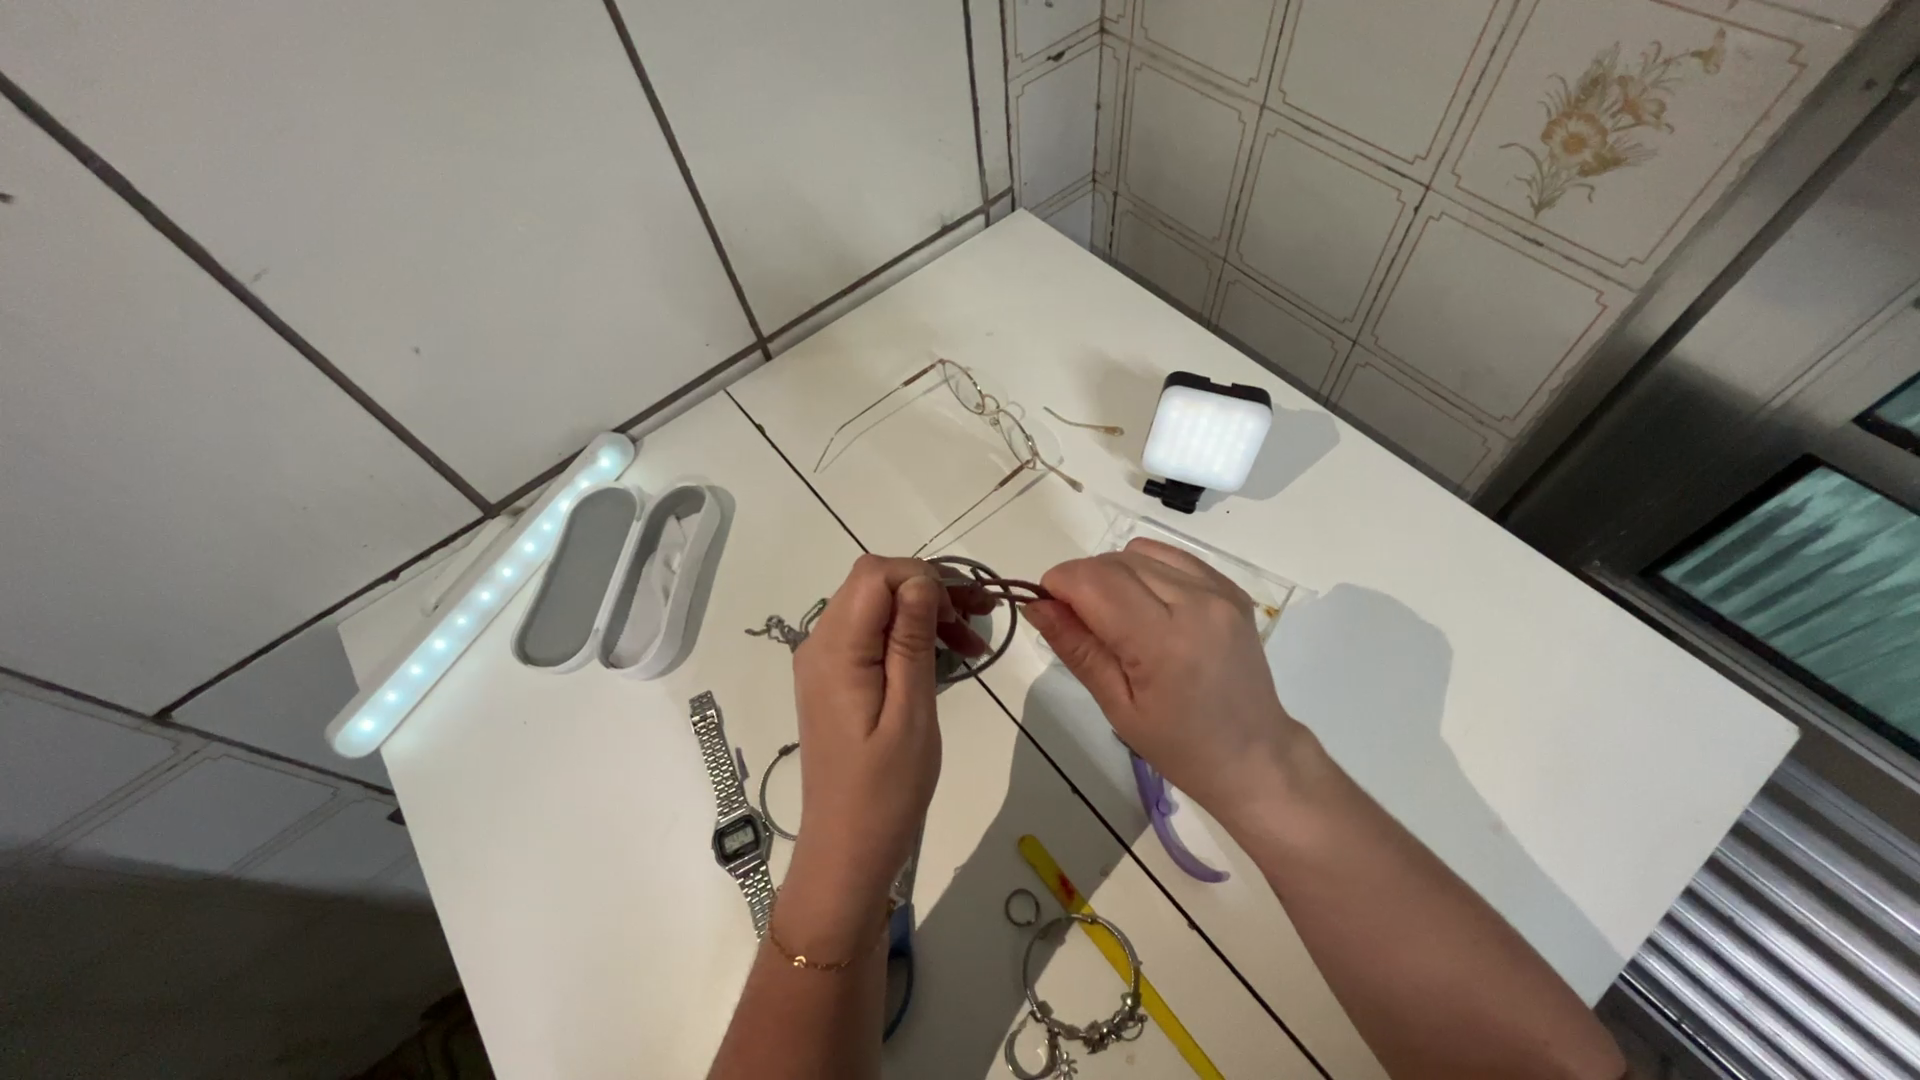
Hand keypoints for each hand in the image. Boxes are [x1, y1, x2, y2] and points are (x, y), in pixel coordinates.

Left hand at [779, 556, 991, 946]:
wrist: (847, 850)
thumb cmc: (885, 791)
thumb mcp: (910, 713)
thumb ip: (911, 641)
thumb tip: (922, 580)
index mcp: (834, 649)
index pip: (875, 574)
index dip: (923, 577)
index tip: (966, 608)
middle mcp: (820, 644)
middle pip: (874, 585)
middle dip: (930, 590)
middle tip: (981, 618)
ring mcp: (825, 663)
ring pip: (877, 609)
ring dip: (924, 614)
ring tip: (974, 643)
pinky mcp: (836, 681)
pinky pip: (872, 638)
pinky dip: (910, 638)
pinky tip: (947, 658)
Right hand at [1023, 538, 1305, 827]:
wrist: (1253, 754)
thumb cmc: (1179, 745)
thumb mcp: (1117, 706)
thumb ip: (1077, 648)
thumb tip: (1036, 605)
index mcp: (1164, 641)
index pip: (1094, 581)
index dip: (1059, 584)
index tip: (1047, 606)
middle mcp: (1195, 602)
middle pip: (1113, 562)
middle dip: (1081, 581)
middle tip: (1078, 622)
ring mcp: (1218, 590)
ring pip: (1140, 552)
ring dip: (1113, 574)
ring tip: (1117, 617)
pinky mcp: (1230, 587)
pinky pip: (1171, 557)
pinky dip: (1146, 570)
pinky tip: (1149, 607)